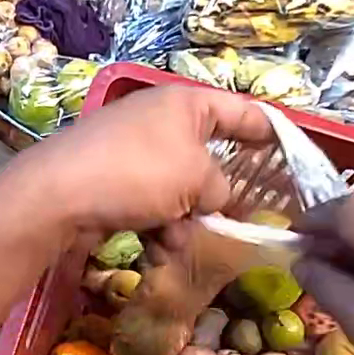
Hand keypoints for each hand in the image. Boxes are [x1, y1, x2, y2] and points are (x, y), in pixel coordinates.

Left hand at [8, 85, 272, 233]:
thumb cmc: (139, 172)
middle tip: (231, 221)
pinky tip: (155, 250)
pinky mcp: (114, 183)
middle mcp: (160, 123)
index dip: (270, 130)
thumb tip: (215, 197)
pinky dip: (158, 228)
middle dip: (216, 196)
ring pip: (180, 191)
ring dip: (185, 222)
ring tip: (175, 243)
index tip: (292, 152)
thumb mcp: (197, 177)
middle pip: (208, 160)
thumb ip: (222, 187)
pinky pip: (152, 205)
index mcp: (186, 104)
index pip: (242, 111)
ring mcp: (134, 153)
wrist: (61, 195)